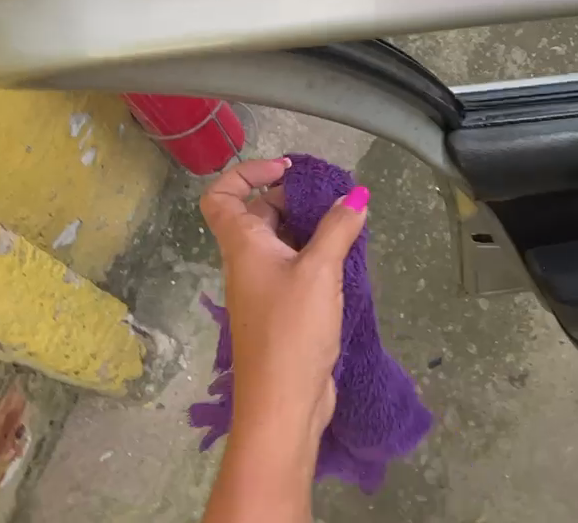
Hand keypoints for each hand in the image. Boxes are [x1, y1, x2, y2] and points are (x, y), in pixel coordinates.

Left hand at [199, 156, 368, 522]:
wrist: (283, 406)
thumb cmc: (292, 330)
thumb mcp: (320, 270)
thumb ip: (338, 228)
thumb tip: (356, 196)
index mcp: (243, 246)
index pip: (222, 195)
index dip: (248, 173)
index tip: (287, 171)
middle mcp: (248, 263)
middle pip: (258, 214)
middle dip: (292, 198)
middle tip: (331, 196)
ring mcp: (264, 289)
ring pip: (281, 242)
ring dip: (311, 227)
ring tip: (348, 222)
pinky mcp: (283, 311)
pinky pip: (296, 268)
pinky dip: (318, 255)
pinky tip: (348, 257)